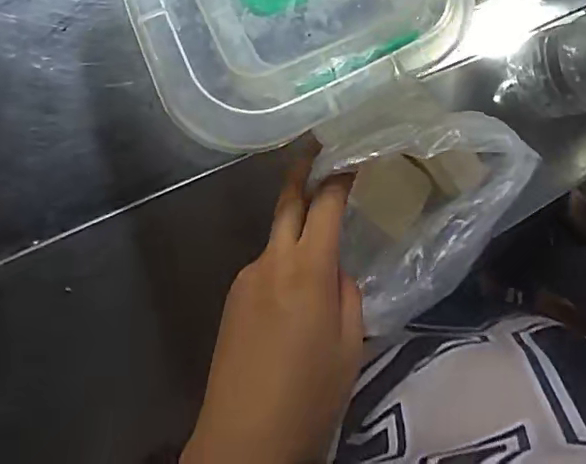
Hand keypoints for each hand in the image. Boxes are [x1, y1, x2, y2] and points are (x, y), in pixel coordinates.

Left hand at [183, 147, 363, 463]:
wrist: (242, 437)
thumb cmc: (308, 395)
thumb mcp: (348, 348)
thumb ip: (346, 296)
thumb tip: (336, 271)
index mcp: (307, 269)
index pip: (326, 205)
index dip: (339, 178)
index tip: (351, 158)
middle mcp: (272, 259)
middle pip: (288, 201)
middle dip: (303, 170)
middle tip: (318, 149)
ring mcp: (247, 275)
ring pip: (277, 237)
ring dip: (297, 232)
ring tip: (320, 259)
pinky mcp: (233, 295)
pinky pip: (265, 268)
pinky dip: (283, 267)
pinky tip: (292, 305)